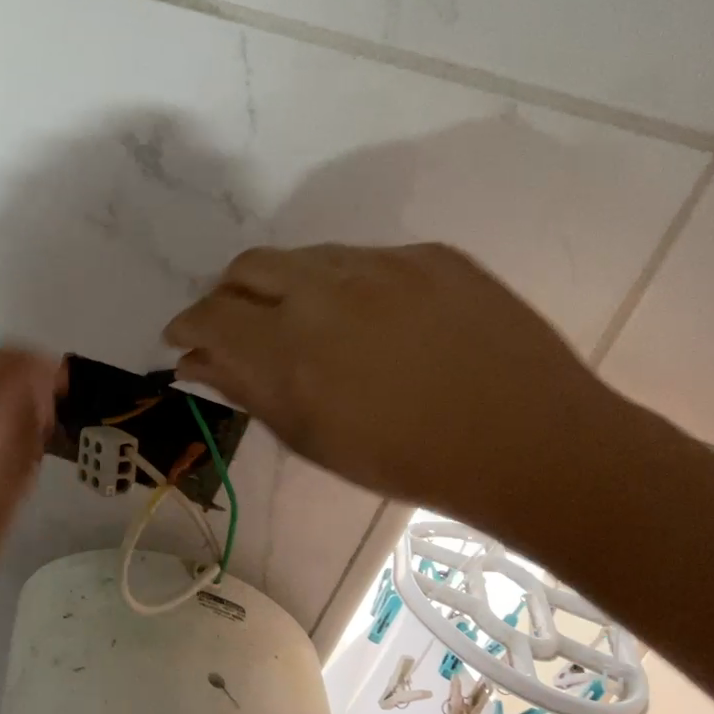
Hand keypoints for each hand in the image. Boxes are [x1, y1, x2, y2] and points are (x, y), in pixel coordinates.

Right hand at [164, 243, 636, 522]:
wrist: (531, 441)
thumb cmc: (406, 458)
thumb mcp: (311, 437)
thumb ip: (245, 389)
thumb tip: (195, 363)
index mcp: (288, 344)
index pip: (209, 315)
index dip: (187, 326)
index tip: (182, 340)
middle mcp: (324, 288)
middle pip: (248, 266)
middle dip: (228, 294)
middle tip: (236, 326)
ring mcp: (382, 264)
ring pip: (305, 257)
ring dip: (285, 285)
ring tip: (306, 323)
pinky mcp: (430, 255)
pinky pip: (365, 259)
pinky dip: (346, 284)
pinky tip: (372, 321)